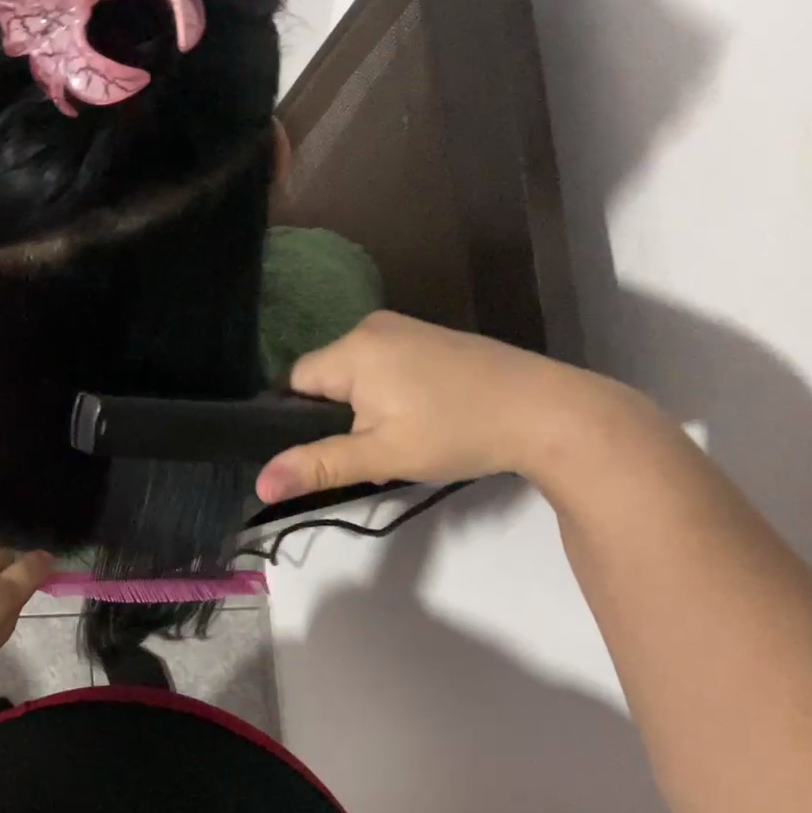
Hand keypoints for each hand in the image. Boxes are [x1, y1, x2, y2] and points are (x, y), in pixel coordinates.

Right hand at [257, 310, 648, 501]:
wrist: (552, 413)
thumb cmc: (456, 432)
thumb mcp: (380, 456)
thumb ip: (316, 465)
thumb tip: (259, 485)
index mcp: (352, 349)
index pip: (293, 383)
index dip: (296, 420)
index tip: (320, 451)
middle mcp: (372, 327)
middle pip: (323, 377)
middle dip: (332, 416)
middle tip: (363, 452)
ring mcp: (406, 329)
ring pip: (354, 374)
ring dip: (360, 409)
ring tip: (392, 440)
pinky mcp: (432, 339)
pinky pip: (384, 367)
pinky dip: (386, 395)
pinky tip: (416, 421)